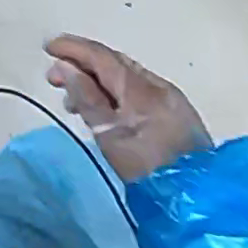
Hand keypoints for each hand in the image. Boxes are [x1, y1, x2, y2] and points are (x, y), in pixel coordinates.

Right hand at [45, 34, 210, 181]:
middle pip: (113, 63)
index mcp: (140, 87)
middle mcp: (156, 83)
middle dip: (81, 64)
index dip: (73, 48)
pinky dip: (114, 91)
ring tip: (72, 99)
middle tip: (54, 77)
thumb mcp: (110, 136)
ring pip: (125, 76)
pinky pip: (137, 89)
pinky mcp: (176, 112)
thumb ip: (86, 98)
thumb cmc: (149, 170)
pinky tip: (103, 107)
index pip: (101, 56)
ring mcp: (169, 97)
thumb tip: (64, 67)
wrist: (198, 200)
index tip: (48, 47)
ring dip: (96, 80)